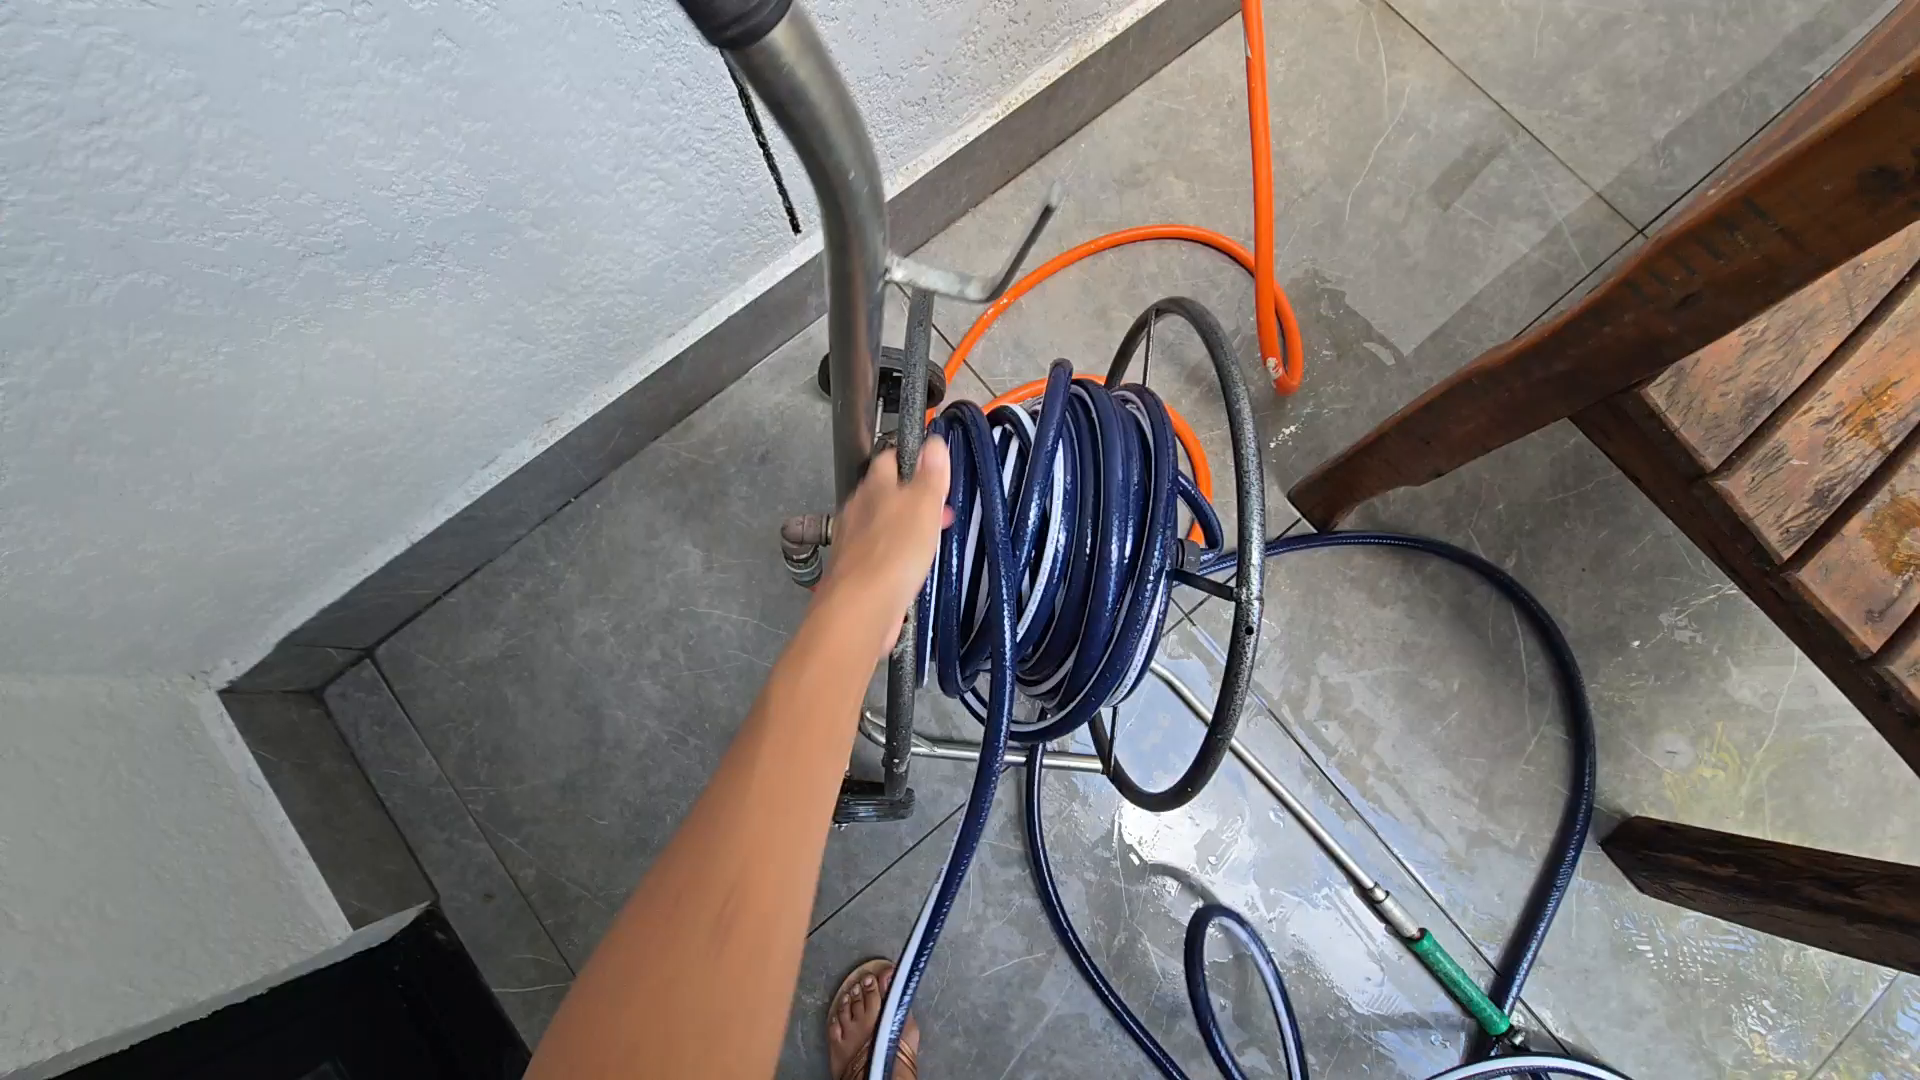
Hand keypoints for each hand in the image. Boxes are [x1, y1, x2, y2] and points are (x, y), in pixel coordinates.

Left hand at [815, 436, 953, 659]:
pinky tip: (909, 566)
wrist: (862, 607)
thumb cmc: (891, 554)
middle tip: (936, 506)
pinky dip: (895, 554)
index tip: (929, 462)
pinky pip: (878, 553)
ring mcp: (853, 541)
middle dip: (911, 497)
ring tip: (929, 536)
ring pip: (881, 524)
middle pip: (884, 493)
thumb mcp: (924, 505)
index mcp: (874, 486)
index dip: (910, 457)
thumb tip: (933, 444)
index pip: (889, 458)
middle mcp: (857, 510)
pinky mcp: (855, 570)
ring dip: (904, 527)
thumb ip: (930, 474)